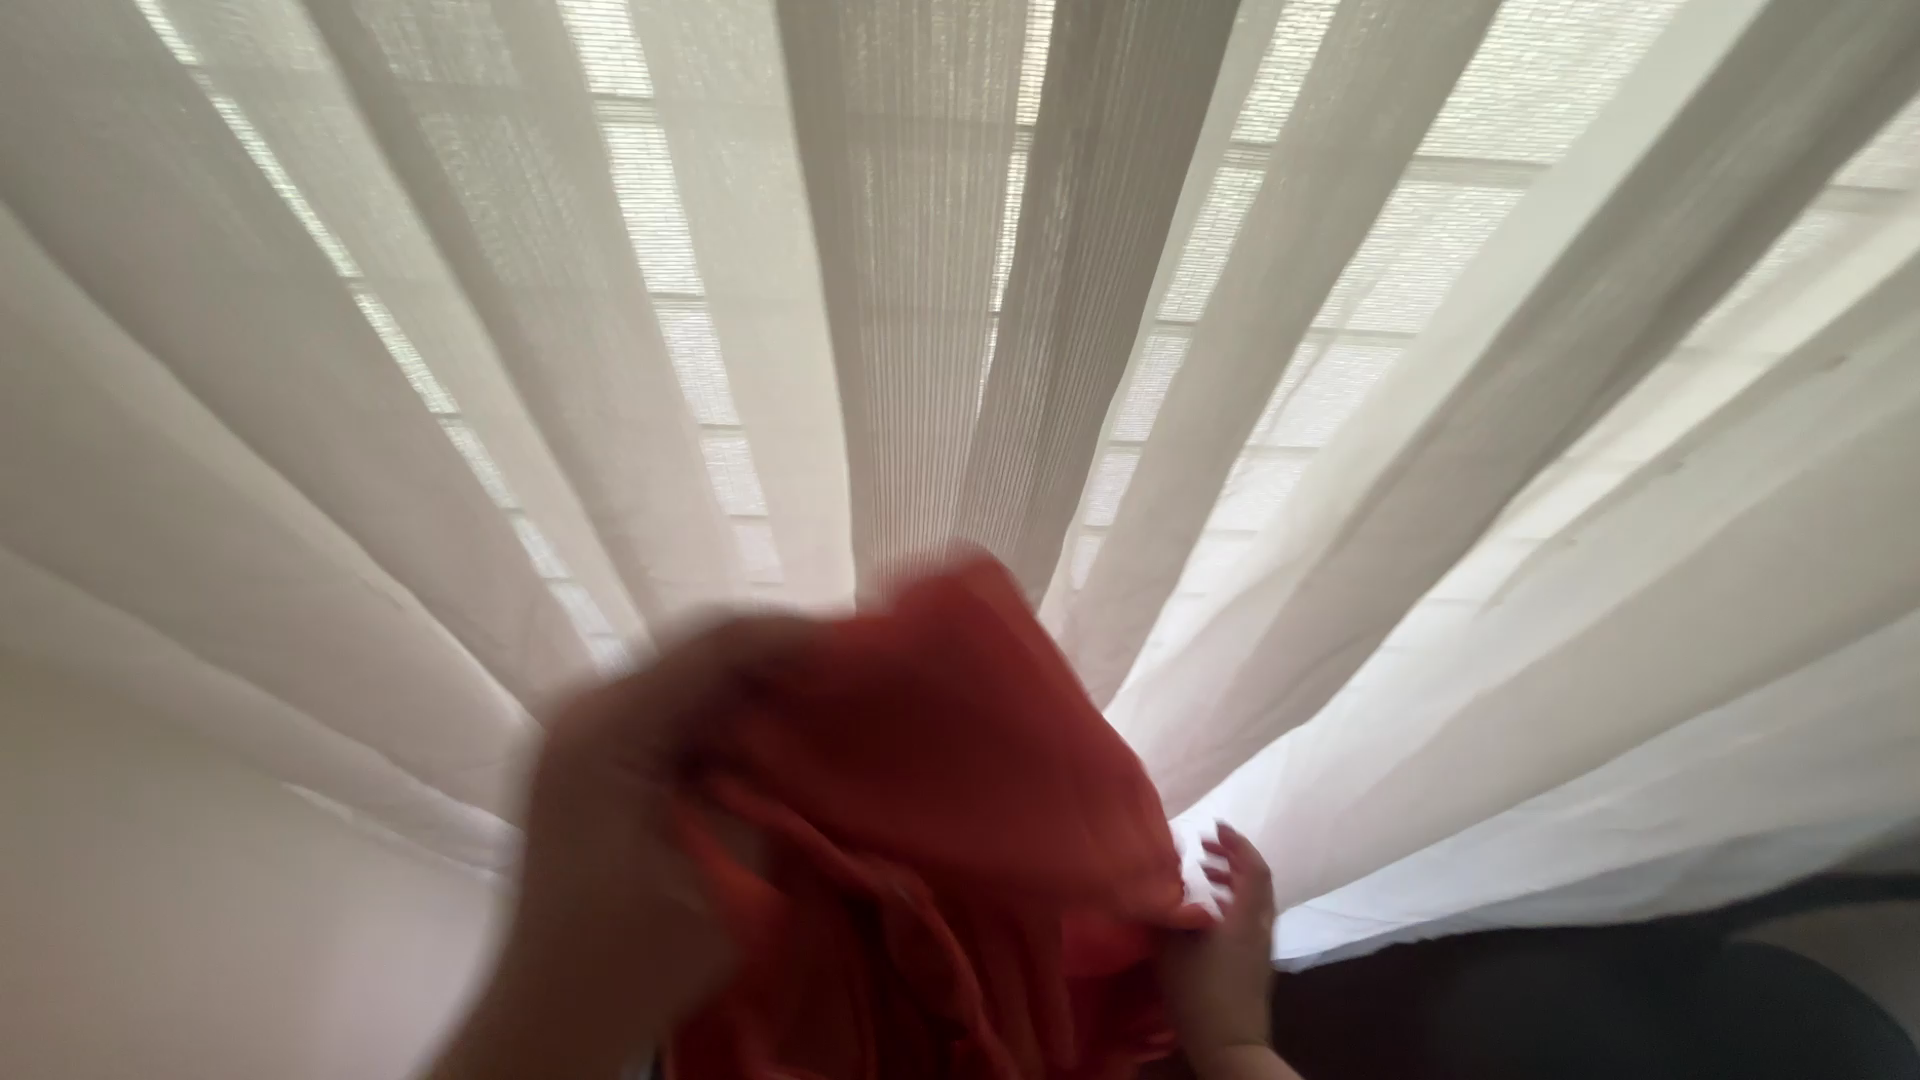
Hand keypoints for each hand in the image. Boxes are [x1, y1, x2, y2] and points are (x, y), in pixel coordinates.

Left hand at [429, 615, 821, 1079]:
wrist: (546, 1020)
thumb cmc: (630, 963)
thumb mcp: (726, 877)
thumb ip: (769, 789)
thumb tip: (807, 727)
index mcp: (607, 732)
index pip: (712, 647)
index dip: (788, 635)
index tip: (851, 646)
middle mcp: (587, 710)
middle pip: (699, 650)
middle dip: (777, 655)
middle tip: (844, 670)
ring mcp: (585, 728)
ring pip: (690, 672)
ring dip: (755, 680)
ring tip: (818, 691)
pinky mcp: (595, 750)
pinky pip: (674, 704)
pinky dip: (728, 709)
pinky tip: (768, 728)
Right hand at [1158, 824, 1292, 1079]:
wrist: (1229, 1047)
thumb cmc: (1199, 992)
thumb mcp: (1172, 944)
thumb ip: (1169, 907)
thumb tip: (1162, 879)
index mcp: (1244, 917)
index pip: (1253, 867)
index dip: (1237, 842)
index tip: (1215, 825)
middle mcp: (1259, 927)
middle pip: (1256, 880)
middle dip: (1232, 857)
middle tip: (1204, 846)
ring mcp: (1260, 947)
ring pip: (1252, 899)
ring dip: (1230, 878)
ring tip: (1202, 872)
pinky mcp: (1254, 962)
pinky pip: (1247, 916)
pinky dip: (1230, 900)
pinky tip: (1204, 909)